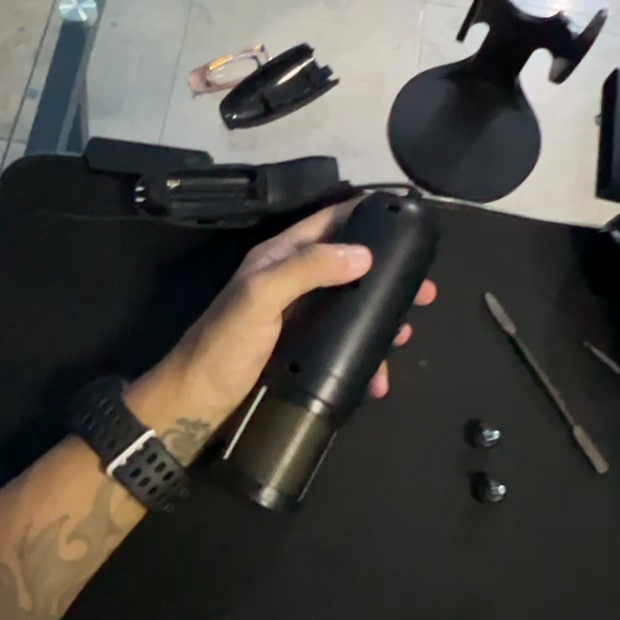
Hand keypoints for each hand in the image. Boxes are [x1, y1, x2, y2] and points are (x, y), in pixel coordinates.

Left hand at [124, 199, 436, 461]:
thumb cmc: (223, 346)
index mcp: (278, 258)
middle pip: (348, 266)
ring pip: (350, 308)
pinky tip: (378, 377)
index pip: (327, 223)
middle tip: (424, 291)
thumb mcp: (260, 298)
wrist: (195, 405)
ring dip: (380, 319)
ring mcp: (297, 318)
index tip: (407, 220)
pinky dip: (363, 357)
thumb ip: (306, 269)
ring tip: (405, 334)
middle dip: (386, 276)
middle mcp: (291, 282)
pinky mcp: (300, 351)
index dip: (365, 215)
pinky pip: (341, 345)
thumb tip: (364, 253)